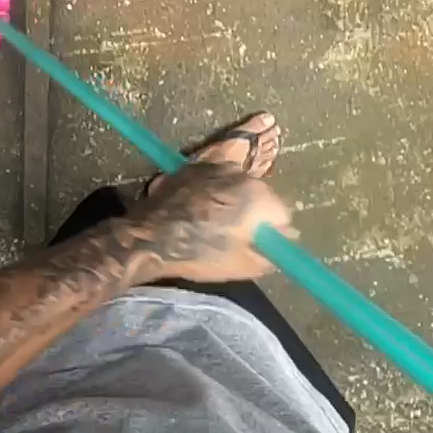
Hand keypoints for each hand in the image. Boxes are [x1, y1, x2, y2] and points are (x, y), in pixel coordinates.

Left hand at [121, 162, 293, 283]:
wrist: (149, 238)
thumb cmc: (199, 253)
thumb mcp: (244, 266)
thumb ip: (271, 253)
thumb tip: (281, 243)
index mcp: (259, 197)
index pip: (282, 215)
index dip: (273, 232)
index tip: (260, 244)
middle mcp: (241, 174)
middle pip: (260, 196)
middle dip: (253, 214)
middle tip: (234, 236)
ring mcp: (214, 167)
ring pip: (237, 186)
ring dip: (232, 201)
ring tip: (212, 224)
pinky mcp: (193, 167)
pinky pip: (214, 180)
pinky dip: (212, 192)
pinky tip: (197, 210)